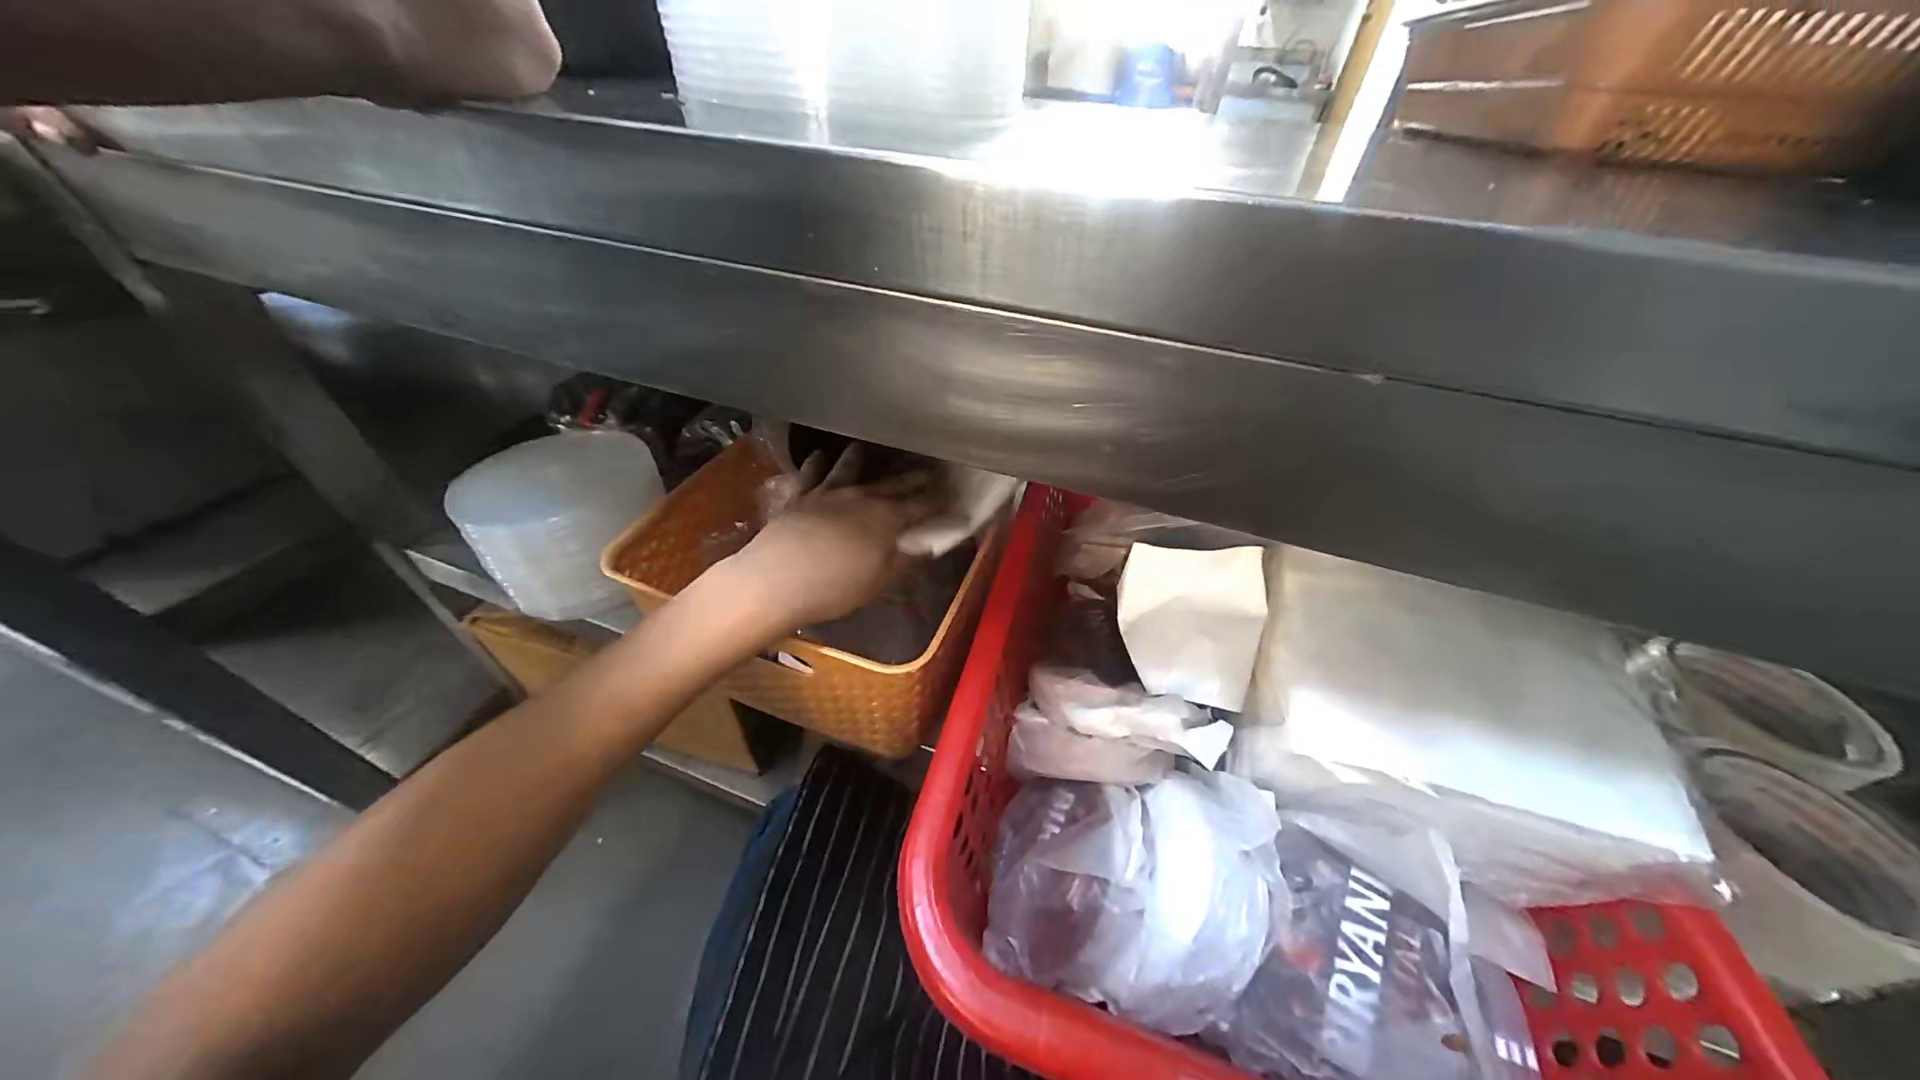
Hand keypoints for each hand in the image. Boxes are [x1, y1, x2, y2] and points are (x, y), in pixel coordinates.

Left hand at [717, 468, 938, 635]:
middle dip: (913, 477)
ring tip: (868, 449)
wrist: (778, 579)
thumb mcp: (879, 581)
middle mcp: (862, 497)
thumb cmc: (835, 588)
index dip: (940, 503)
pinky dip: (817, 462)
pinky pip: (811, 472)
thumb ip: (904, 559)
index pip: (923, 506)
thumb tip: (927, 545)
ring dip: (862, 458)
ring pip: (850, 466)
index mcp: (887, 519)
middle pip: (893, 482)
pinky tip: (819, 455)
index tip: (953, 499)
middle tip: (928, 470)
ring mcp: (828, 492)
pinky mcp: (799, 495)